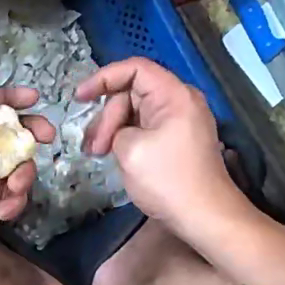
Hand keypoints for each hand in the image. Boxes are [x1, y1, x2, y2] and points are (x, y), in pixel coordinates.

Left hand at [0, 65, 54, 269]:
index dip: (9, 99)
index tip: (33, 97)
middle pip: (10, 133)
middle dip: (31, 132)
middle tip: (47, 135)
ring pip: (18, 165)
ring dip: (23, 175)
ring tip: (11, 188)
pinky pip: (15, 195)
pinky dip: (14, 201)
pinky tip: (0, 212)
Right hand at [75, 58, 236, 222]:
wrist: (204, 216)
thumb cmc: (167, 180)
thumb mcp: (129, 149)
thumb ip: (115, 126)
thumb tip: (118, 131)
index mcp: (174, 96)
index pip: (134, 68)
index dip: (102, 78)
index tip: (79, 97)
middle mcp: (180, 101)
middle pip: (132, 91)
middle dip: (107, 115)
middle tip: (92, 146)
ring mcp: (180, 120)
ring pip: (135, 110)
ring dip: (112, 128)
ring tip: (97, 153)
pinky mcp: (177, 137)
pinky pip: (145, 125)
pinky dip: (125, 136)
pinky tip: (112, 153)